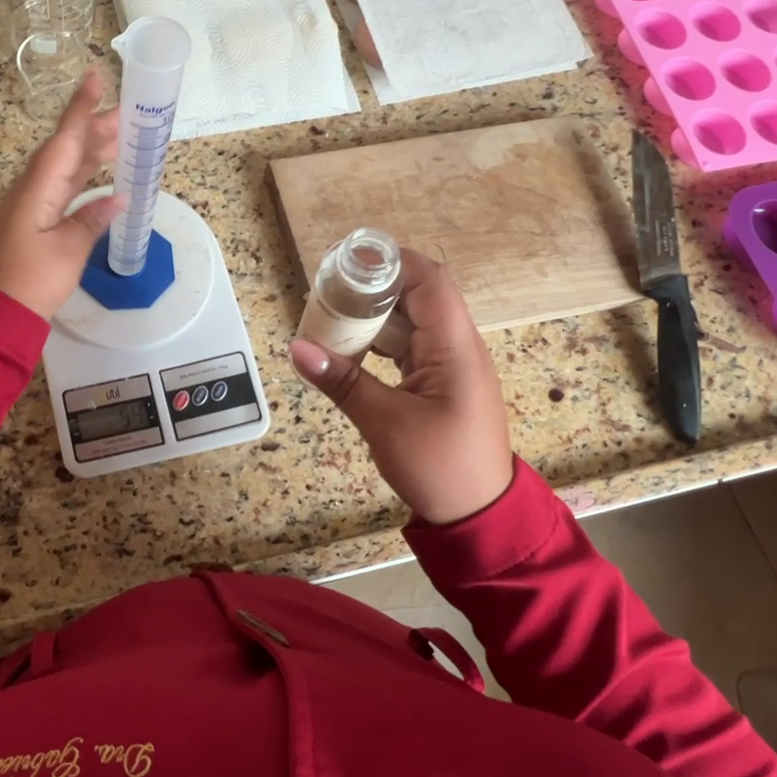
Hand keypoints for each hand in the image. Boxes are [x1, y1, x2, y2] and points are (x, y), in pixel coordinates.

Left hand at [0, 69, 125, 318]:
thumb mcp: (67, 252)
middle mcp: (30, 191)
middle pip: (64, 151)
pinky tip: (98, 180)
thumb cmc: (30, 282)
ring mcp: (28, 207)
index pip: (63, 140)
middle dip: (94, 130)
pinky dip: (80, 178)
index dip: (80, 109)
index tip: (94, 77)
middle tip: (127, 114)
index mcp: (37, 190)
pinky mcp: (30, 224)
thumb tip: (116, 199)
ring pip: (62, 170)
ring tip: (120, 139)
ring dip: (89, 153)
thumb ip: (91, 221)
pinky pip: (59, 189)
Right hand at [289, 251, 513, 524]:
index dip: (393, 262)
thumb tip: (297, 347)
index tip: (348, 260)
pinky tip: (349, 347)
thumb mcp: (384, 423)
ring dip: (374, 314)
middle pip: (419, 296)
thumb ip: (342, 381)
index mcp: (455, 348)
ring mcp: (451, 367)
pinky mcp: (441, 385)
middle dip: (375, 286)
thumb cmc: (439, 466)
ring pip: (412, 323)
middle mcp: (458, 348)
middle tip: (329, 287)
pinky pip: (410, 348)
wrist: (479, 517)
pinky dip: (380, 341)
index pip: (430, 282)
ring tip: (330, 312)